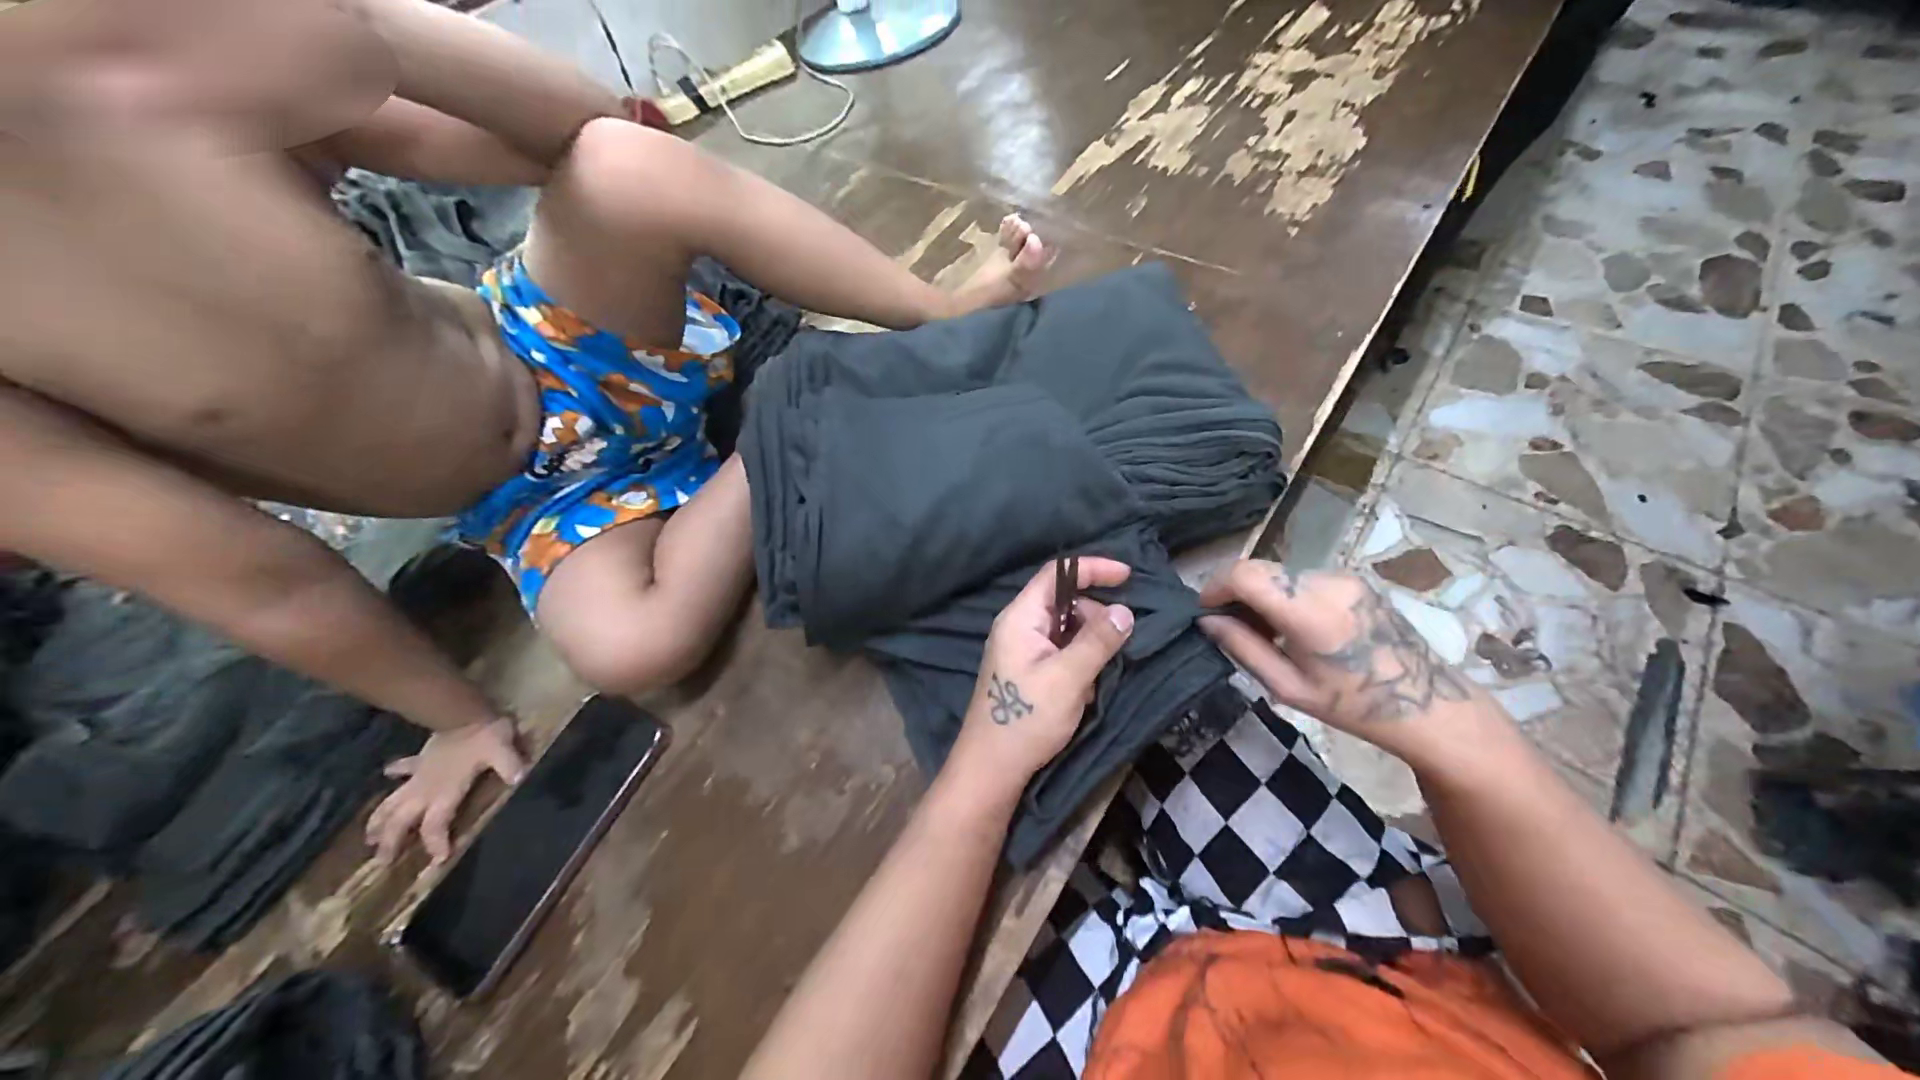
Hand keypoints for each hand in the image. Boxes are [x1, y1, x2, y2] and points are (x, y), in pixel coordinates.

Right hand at [367, 716, 525, 864]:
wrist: (466, 711)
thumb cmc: (486, 735)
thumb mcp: (502, 751)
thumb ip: (510, 765)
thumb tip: (521, 778)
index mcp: (445, 792)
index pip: (435, 824)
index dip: (435, 842)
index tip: (437, 860)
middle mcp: (426, 789)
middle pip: (401, 821)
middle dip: (391, 842)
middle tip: (383, 862)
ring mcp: (419, 775)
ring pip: (390, 803)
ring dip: (378, 820)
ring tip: (368, 838)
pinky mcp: (420, 760)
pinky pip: (402, 769)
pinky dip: (393, 774)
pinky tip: (386, 776)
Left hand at [947, 559, 1136, 800]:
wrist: (992, 767)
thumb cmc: (1026, 718)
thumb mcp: (1069, 678)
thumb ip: (1097, 641)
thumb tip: (1125, 610)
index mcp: (1021, 618)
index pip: (1057, 574)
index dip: (1092, 569)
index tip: (1127, 576)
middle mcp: (1019, 627)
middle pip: (1064, 602)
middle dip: (1095, 617)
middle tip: (1118, 644)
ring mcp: (1022, 650)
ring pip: (1067, 630)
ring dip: (1089, 646)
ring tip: (1096, 679)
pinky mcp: (1028, 671)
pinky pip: (1061, 653)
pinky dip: (1079, 665)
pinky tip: (1084, 692)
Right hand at [1198, 562, 1487, 771]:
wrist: (1431, 705)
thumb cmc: (1354, 706)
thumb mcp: (1289, 687)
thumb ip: (1243, 648)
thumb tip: (1206, 621)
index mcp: (1308, 612)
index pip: (1243, 574)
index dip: (1214, 587)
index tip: (1206, 613)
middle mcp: (1325, 582)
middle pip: (1257, 569)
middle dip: (1234, 592)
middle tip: (1230, 628)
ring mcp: (1342, 577)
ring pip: (1277, 572)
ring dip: (1258, 594)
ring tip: (1262, 633)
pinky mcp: (1353, 579)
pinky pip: (1300, 578)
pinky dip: (1282, 595)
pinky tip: (1291, 628)